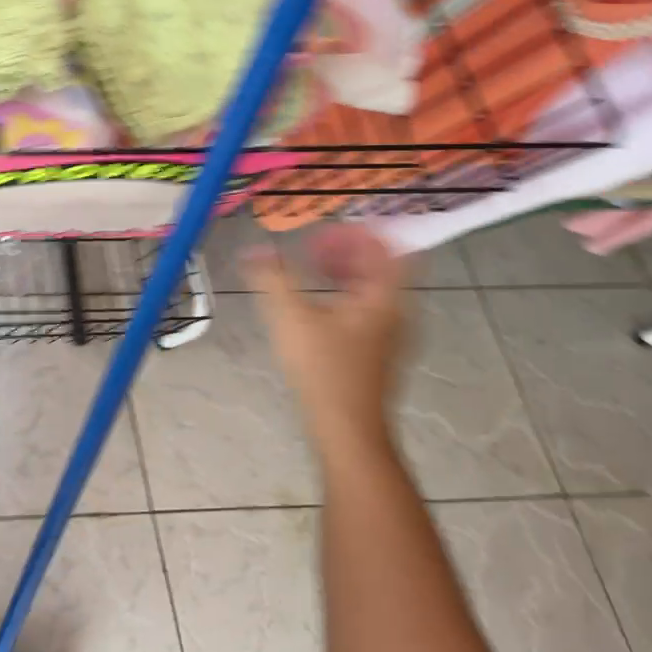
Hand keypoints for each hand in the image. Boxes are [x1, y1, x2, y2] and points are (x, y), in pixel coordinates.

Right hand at [243, 225, 411, 458]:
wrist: (345, 425)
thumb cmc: (323, 368)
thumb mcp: (290, 317)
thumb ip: (271, 278)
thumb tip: (254, 248)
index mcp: (386, 298)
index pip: (389, 249)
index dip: (362, 232)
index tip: (328, 227)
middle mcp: (397, 313)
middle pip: (382, 267)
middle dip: (347, 250)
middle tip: (312, 244)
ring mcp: (389, 334)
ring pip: (372, 288)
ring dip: (343, 271)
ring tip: (309, 268)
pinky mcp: (375, 351)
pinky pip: (365, 307)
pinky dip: (342, 293)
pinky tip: (312, 304)